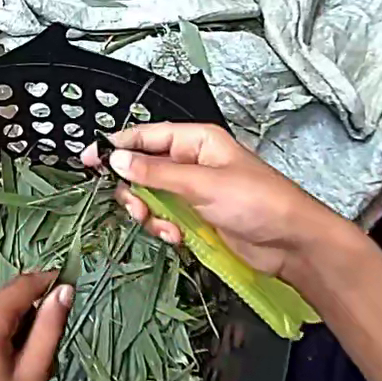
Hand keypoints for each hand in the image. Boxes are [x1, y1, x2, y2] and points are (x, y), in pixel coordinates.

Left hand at [0, 272, 72, 380]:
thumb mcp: (32, 377)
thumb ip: (48, 329)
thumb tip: (64, 290)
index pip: (22, 286)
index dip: (48, 284)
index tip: (71, 289)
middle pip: (7, 304)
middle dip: (30, 322)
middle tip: (42, 363)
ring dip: (12, 336)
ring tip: (18, 378)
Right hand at [81, 123, 361, 282]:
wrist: (291, 244)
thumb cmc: (258, 203)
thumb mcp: (202, 185)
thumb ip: (156, 174)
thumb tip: (117, 160)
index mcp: (196, 141)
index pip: (147, 136)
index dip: (117, 146)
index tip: (89, 159)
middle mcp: (191, 162)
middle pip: (142, 170)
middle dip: (135, 192)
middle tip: (138, 210)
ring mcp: (192, 190)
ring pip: (149, 197)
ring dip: (149, 214)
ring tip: (165, 228)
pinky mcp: (194, 215)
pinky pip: (163, 217)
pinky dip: (163, 228)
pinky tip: (177, 237)